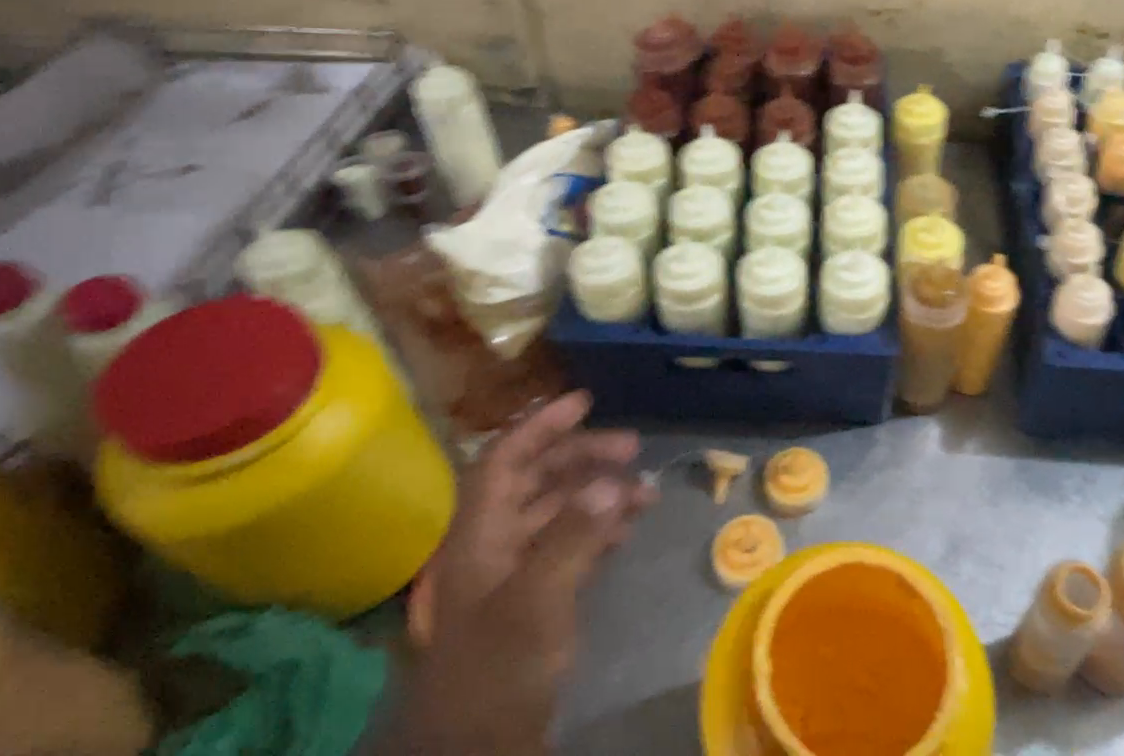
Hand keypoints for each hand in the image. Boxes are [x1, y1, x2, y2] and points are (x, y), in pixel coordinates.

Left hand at [394, 391, 656, 753]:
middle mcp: (494, 545)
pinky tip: (626, 530)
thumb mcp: (536, 601)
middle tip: (633, 449)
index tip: (586, 402)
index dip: (542, 426)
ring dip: (597, 496)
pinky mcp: (534, 603)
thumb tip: (611, 481)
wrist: (478, 748)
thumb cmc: (499, 669)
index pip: (506, 460)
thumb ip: (572, 537)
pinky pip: (568, 548)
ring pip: (557, 515)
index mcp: (479, 534)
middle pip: (536, 482)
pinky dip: (597, 531)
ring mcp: (513, 575)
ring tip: (644, 492)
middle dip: (582, 459)